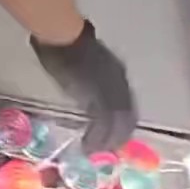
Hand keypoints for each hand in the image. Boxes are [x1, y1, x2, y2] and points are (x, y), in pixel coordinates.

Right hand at [32, 21, 137, 152]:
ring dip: (108, 138)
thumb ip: (86, 77)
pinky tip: (89, 145)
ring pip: (117, 120)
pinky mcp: (95, 95)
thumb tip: (82, 86)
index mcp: (116, 74)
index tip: (117, 136)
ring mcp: (108, 89)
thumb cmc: (65, 44)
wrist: (62, 37)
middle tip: (110, 150)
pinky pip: (101, 121)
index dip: (123, 122)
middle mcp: (119, 83)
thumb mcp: (81, 63)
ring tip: (99, 151)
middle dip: (119, 134)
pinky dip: (96, 135)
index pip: (126, 104)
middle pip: (127, 115)